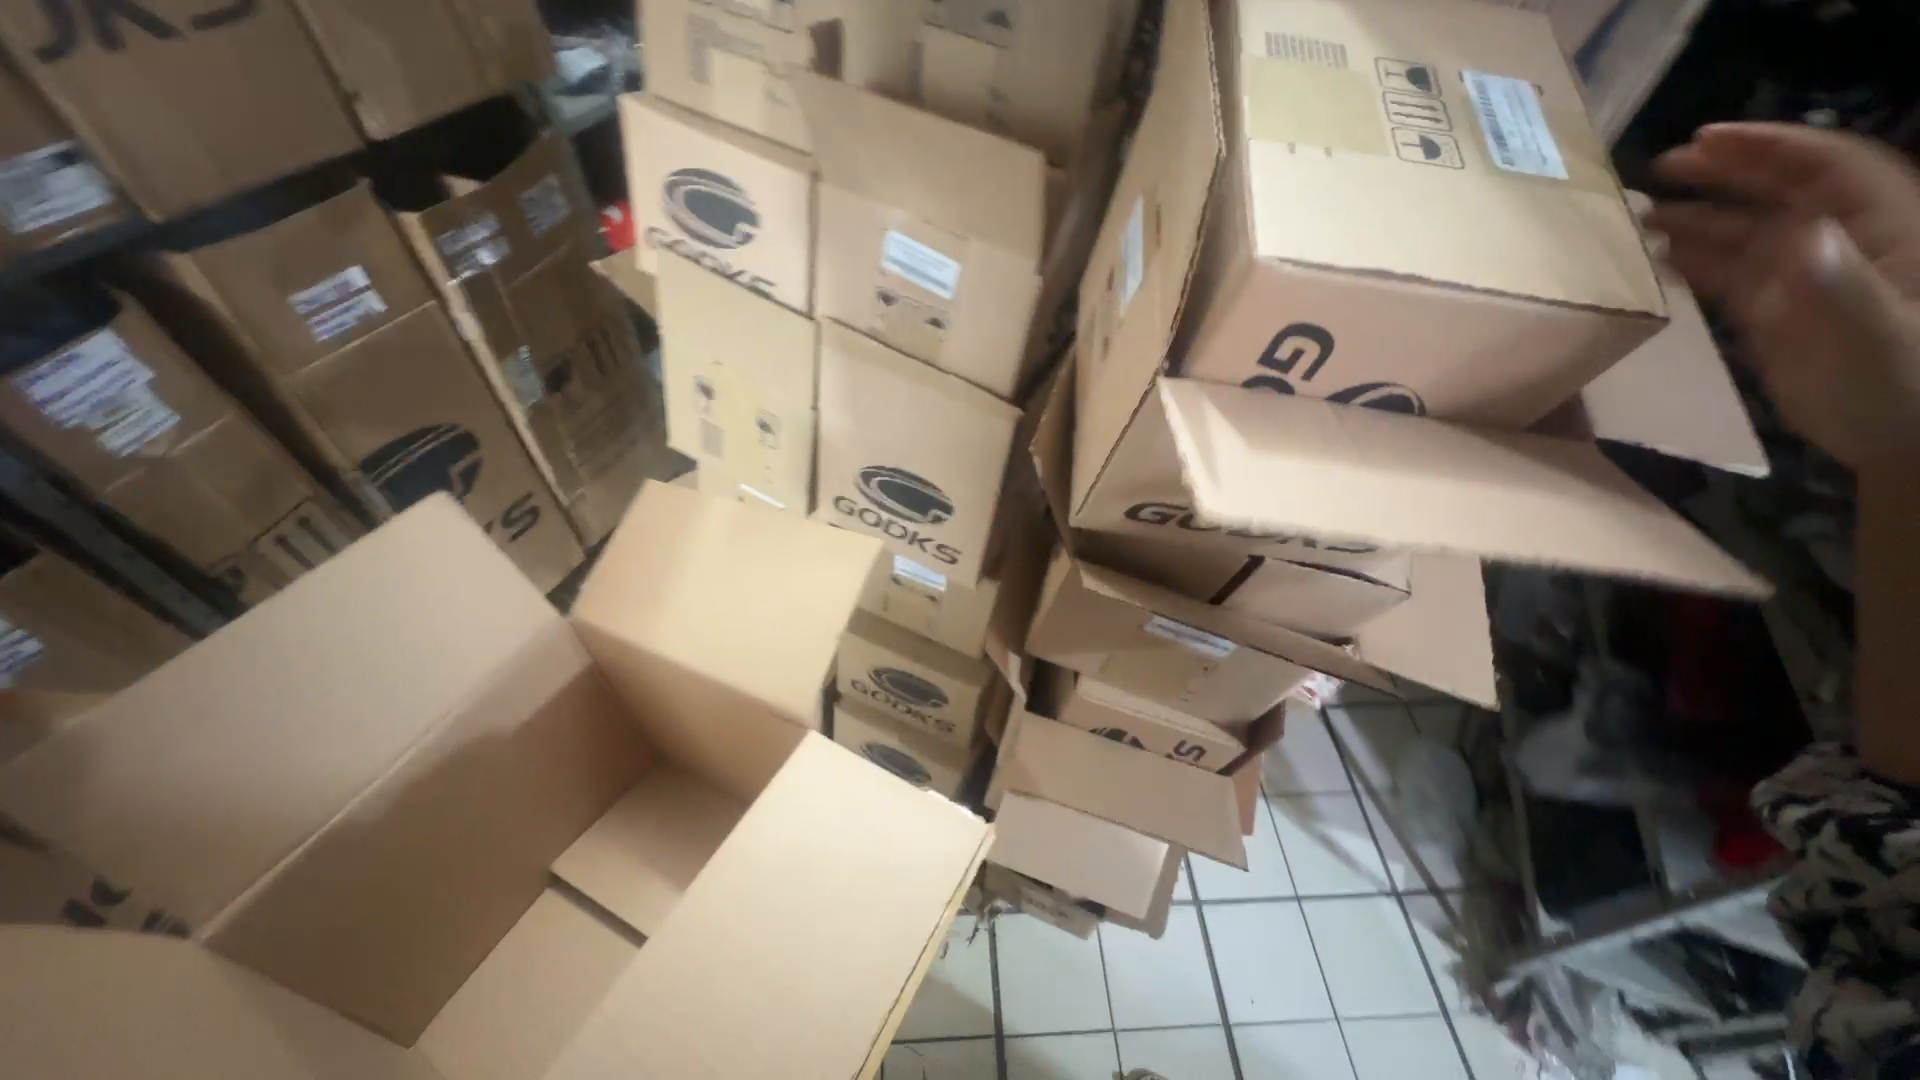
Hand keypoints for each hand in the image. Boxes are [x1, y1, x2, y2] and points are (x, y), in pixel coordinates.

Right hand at [1649, 123, 1919, 469]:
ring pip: (1747, 232)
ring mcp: (1806, 281)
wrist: (1907, 443)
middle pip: (1782, 191)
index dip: (1769, 147)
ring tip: (1638, 215)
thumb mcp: (1877, 337)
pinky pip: (1729, 276)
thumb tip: (1795, 235)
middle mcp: (1844, 244)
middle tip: (1659, 167)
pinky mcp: (1776, 315)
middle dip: (1725, 172)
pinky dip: (1691, 263)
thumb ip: (1839, 285)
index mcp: (1887, 230)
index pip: (1826, 168)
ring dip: (1696, 218)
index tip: (1706, 138)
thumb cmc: (1904, 388)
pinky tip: (1655, 260)